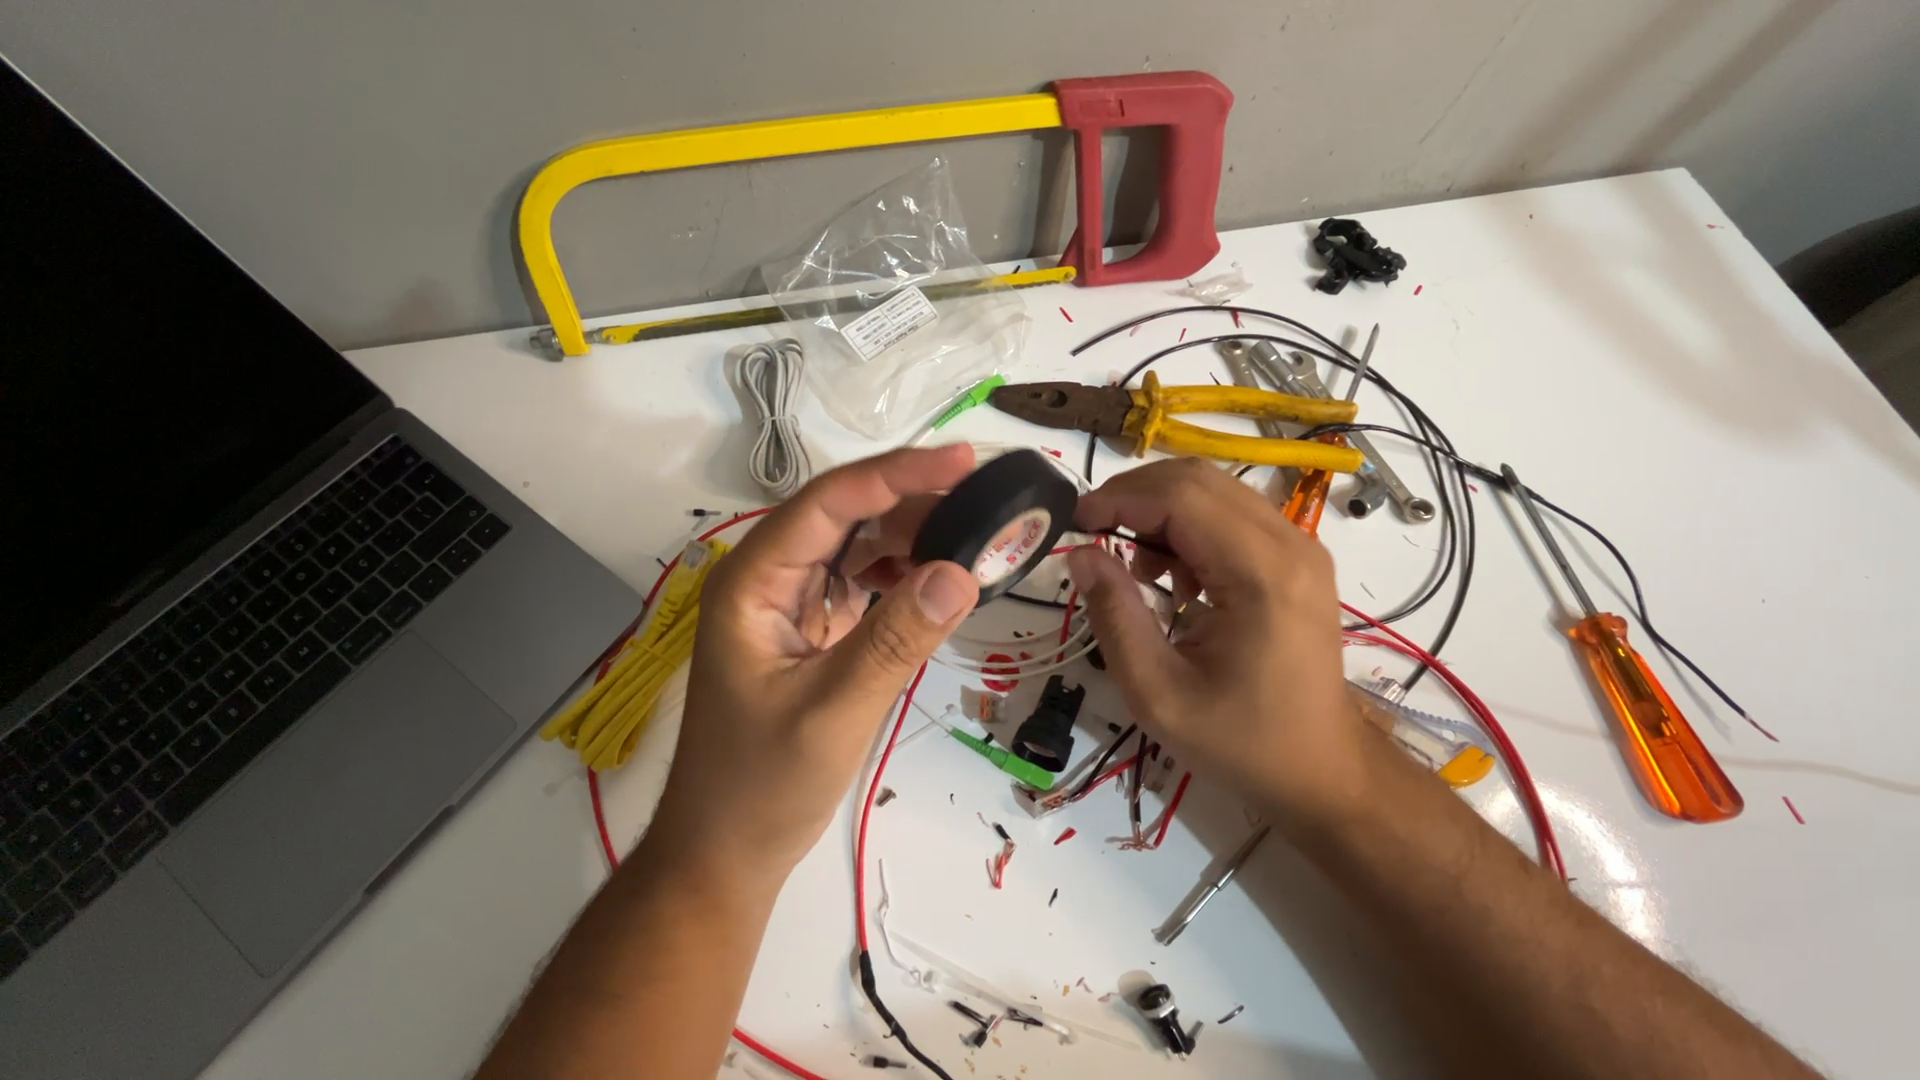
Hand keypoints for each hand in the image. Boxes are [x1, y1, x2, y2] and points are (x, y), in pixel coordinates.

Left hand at [651, 446, 980, 883]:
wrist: (724, 851)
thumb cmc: (761, 786)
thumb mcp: (833, 711)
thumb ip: (896, 640)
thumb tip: (963, 571)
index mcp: (753, 581)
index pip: (831, 502)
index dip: (899, 473)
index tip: (965, 461)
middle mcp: (767, 578)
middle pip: (845, 514)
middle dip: (913, 500)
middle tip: (986, 497)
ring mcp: (787, 605)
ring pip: (855, 546)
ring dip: (912, 536)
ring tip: (975, 533)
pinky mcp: (809, 632)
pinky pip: (860, 585)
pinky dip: (901, 576)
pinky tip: (939, 579)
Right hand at [1067, 459, 1370, 826]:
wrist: (1321, 770)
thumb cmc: (1240, 740)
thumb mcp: (1158, 693)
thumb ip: (1115, 617)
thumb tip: (1081, 555)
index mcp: (1262, 575)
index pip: (1182, 498)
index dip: (1119, 500)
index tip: (1075, 525)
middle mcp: (1290, 545)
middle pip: (1198, 481)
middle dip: (1135, 498)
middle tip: (1094, 537)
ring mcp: (1300, 548)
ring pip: (1214, 492)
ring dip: (1160, 514)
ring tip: (1135, 570)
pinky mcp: (1297, 559)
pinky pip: (1231, 516)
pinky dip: (1188, 530)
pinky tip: (1173, 580)